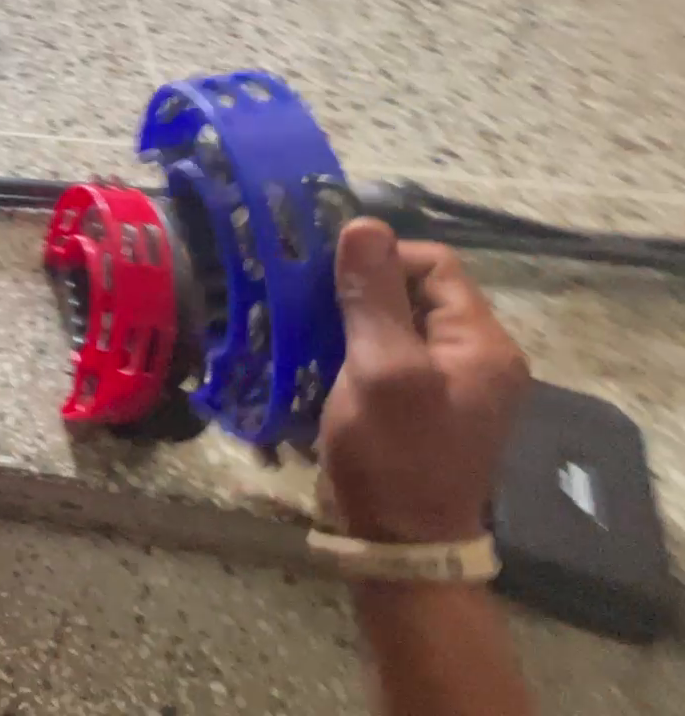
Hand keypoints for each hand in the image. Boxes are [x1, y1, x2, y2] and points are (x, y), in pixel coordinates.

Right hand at [317, 219, 530, 543]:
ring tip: (285, 323)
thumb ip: (372, 298)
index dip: (378, 258)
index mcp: (477, 342)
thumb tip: (362, 225)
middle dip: (347, 288)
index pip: (433, 265)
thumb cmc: (394, 453)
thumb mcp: (383, 370)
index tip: (320, 275)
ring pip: (380, 321)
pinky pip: (369, 352)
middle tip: (292, 297)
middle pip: (405, 291)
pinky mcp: (403, 400)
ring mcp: (434, 379)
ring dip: (332, 317)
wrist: (397, 536)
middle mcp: (464, 354)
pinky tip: (297, 354)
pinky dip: (333, 345)